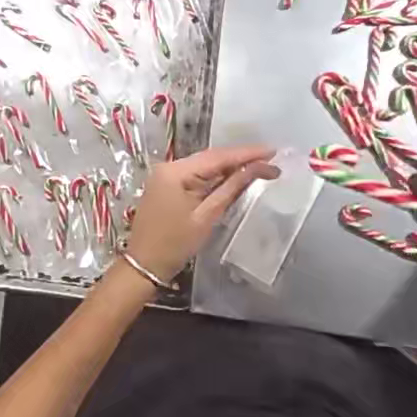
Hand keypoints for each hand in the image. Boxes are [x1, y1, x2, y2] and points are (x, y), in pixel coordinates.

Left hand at [124, 146, 278, 282]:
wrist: (143, 266)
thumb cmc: (175, 244)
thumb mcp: (206, 217)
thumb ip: (231, 188)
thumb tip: (257, 168)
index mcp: (175, 172)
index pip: (217, 157)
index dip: (247, 153)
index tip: (273, 151)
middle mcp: (168, 167)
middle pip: (210, 158)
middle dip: (240, 159)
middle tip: (271, 160)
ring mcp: (165, 176)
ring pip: (203, 167)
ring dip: (229, 168)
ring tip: (259, 166)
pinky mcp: (166, 187)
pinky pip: (194, 177)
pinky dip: (214, 178)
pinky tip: (234, 177)